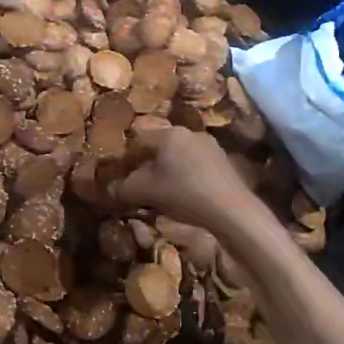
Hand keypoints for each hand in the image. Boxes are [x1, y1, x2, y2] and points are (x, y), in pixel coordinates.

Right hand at [115, 129, 259, 230]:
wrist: (232, 211)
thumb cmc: (183, 194)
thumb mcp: (145, 192)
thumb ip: (124, 188)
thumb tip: (111, 188)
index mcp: (169, 134)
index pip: (138, 141)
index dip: (126, 160)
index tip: (121, 178)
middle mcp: (190, 133)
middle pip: (159, 147)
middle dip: (147, 166)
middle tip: (141, 187)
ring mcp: (210, 146)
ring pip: (179, 156)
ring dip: (167, 172)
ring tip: (163, 194)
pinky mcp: (224, 162)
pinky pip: (195, 166)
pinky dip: (186, 177)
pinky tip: (186, 196)